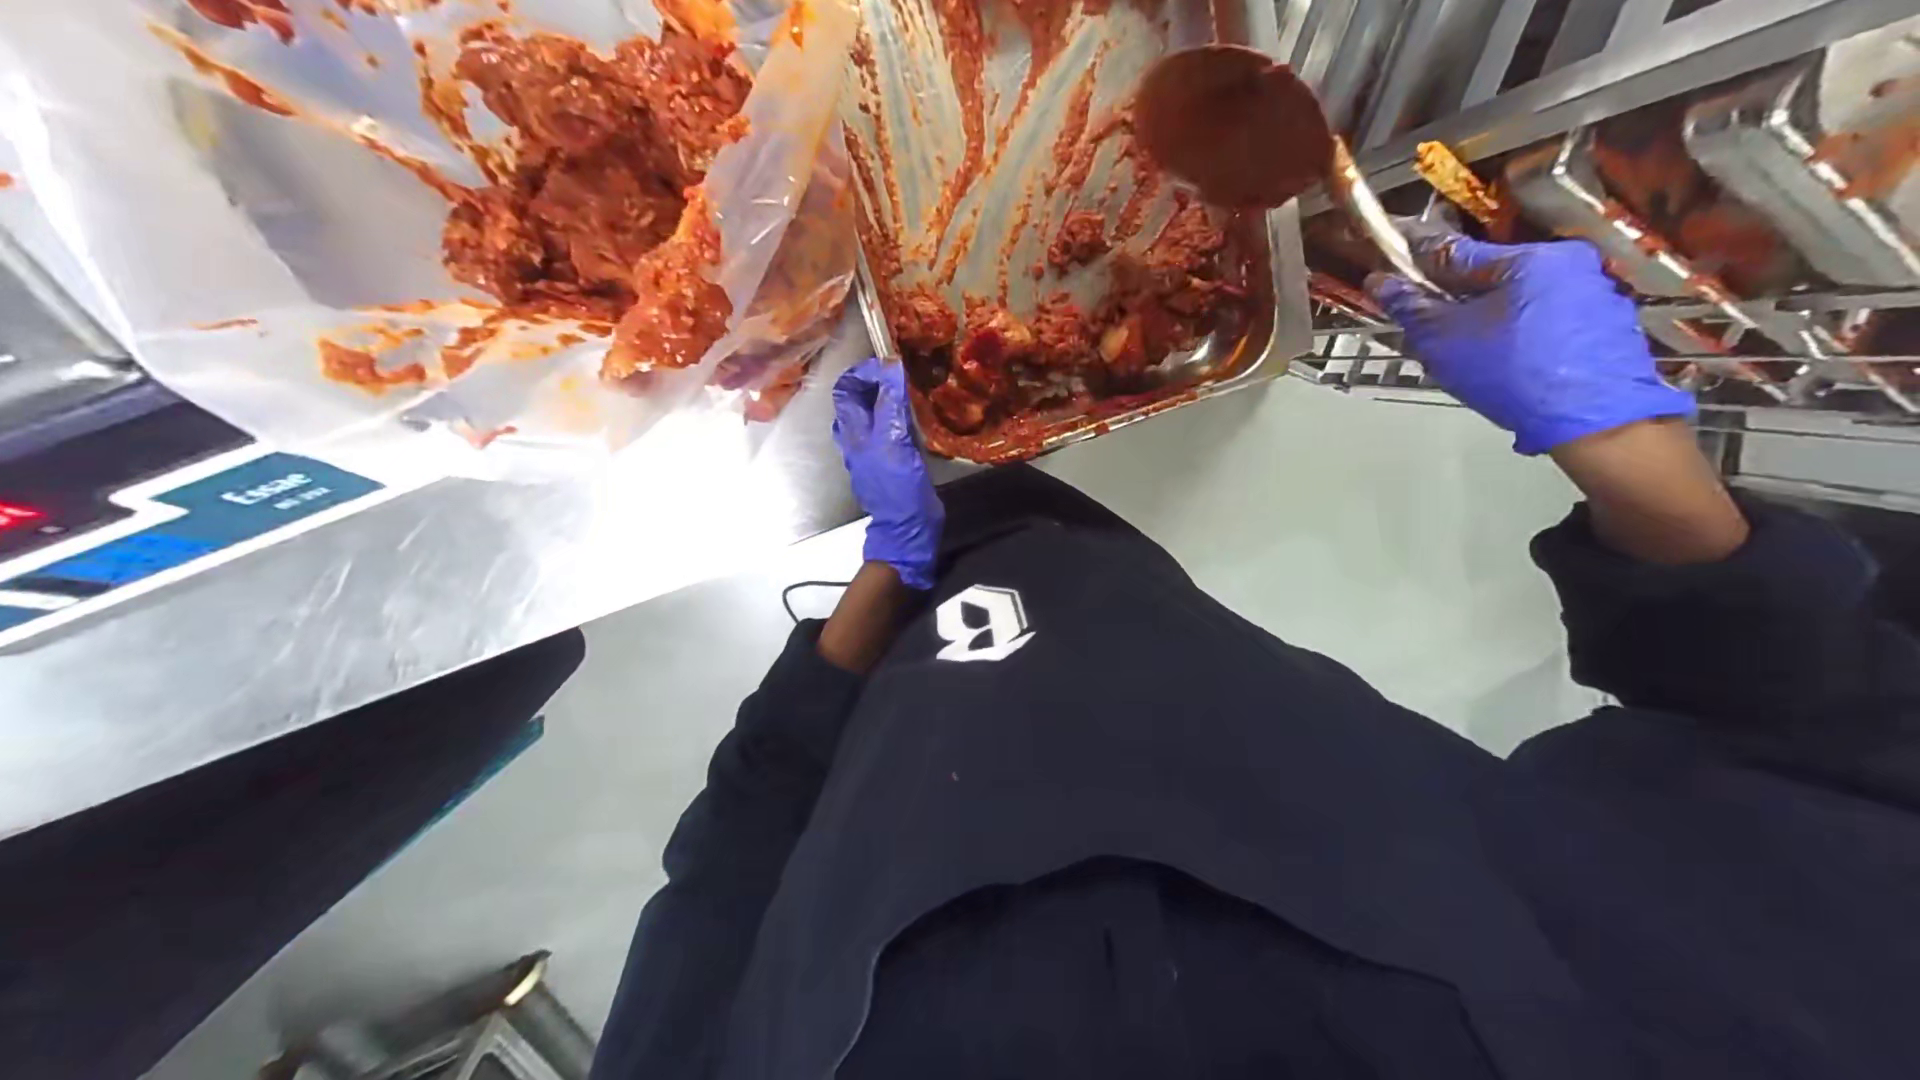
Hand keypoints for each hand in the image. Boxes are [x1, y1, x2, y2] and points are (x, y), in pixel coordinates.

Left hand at [832, 357, 944, 589]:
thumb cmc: (900, 490)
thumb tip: (890, 367)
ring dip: (886, 400)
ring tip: (909, 393)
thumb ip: (891, 405)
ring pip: (872, 416)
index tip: (890, 365)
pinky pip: (887, 432)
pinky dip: (897, 419)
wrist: (908, 530)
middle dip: (875, 383)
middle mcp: (858, 441)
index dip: (864, 372)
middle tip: (901, 376)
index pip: (846, 390)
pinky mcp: (888, 463)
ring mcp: (872, 453)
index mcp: (855, 434)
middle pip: (857, 401)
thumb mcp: (896, 443)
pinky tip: (915, 419)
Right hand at [1368, 235, 1694, 454]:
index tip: (1393, 262)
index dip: (1418, 258)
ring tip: (1460, 350)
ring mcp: (1594, 296)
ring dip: (1485, 319)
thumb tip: (1380, 282)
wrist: (1590, 417)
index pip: (1459, 252)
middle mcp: (1570, 266)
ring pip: (1518, 301)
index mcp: (1532, 259)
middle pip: (1492, 278)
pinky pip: (1544, 322)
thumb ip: (1411, 308)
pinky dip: (1515, 336)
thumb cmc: (1508, 368)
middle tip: (1425, 323)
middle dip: (1454, 299)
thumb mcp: (1444, 340)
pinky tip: (1499, 364)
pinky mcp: (1606, 329)